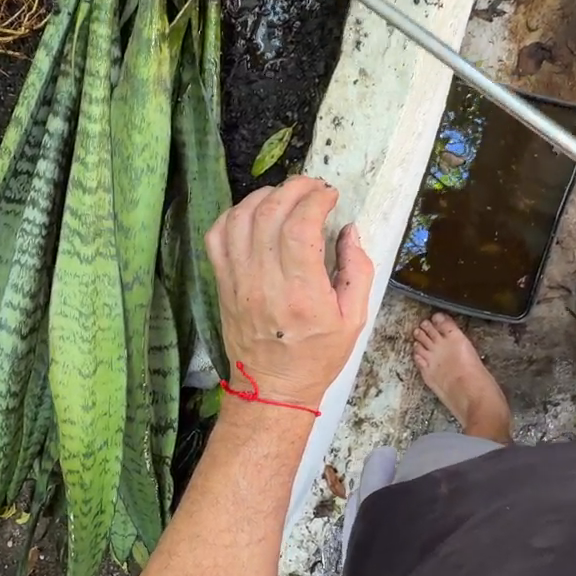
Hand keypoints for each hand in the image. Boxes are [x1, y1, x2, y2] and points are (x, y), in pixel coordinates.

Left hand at [204, 175, 373, 411]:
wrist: (273, 389)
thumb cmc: (317, 357)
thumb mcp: (354, 320)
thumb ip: (358, 271)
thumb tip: (349, 231)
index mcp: (301, 294)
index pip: (300, 227)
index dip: (315, 200)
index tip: (330, 196)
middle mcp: (265, 283)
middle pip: (269, 214)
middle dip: (293, 188)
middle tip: (312, 187)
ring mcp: (238, 282)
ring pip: (240, 219)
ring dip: (264, 196)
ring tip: (285, 195)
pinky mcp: (223, 284)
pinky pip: (217, 237)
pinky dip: (232, 215)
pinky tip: (253, 213)